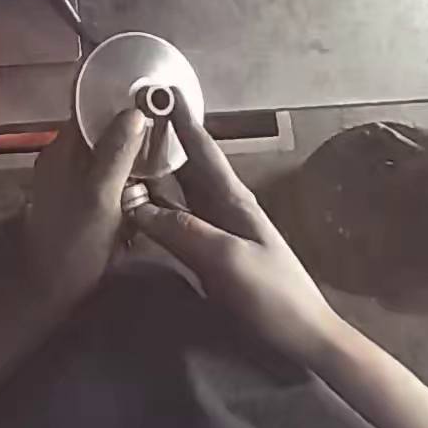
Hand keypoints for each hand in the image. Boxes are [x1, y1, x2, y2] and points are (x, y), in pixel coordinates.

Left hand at [23, 109, 148, 305]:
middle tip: (161, 130)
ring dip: (125, 154)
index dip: (116, 104)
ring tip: (156, 155)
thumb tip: (135, 112)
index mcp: (61, 153)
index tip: (148, 102)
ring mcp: (65, 182)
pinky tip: (140, 184)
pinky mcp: (74, 201)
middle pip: (96, 132)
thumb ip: (116, 154)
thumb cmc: (76, 246)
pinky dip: (120, 175)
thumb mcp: (101, 198)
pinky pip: (100, 175)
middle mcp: (59, 161)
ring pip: (100, 154)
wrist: (50, 295)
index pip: (87, 112)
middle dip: (126, 129)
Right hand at [126, 97, 348, 364]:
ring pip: (179, 192)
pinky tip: (136, 205)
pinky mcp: (210, 253)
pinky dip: (154, 208)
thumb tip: (136, 206)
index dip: (184, 122)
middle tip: (131, 118)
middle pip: (188, 166)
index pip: (203, 151)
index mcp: (233, 200)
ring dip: (155, 172)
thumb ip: (184, 230)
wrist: (302, 335)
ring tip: (126, 154)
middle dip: (163, 140)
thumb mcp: (227, 260)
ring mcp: (217, 230)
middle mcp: (224, 207)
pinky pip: (176, 221)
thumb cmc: (272, 295)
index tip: (164, 92)